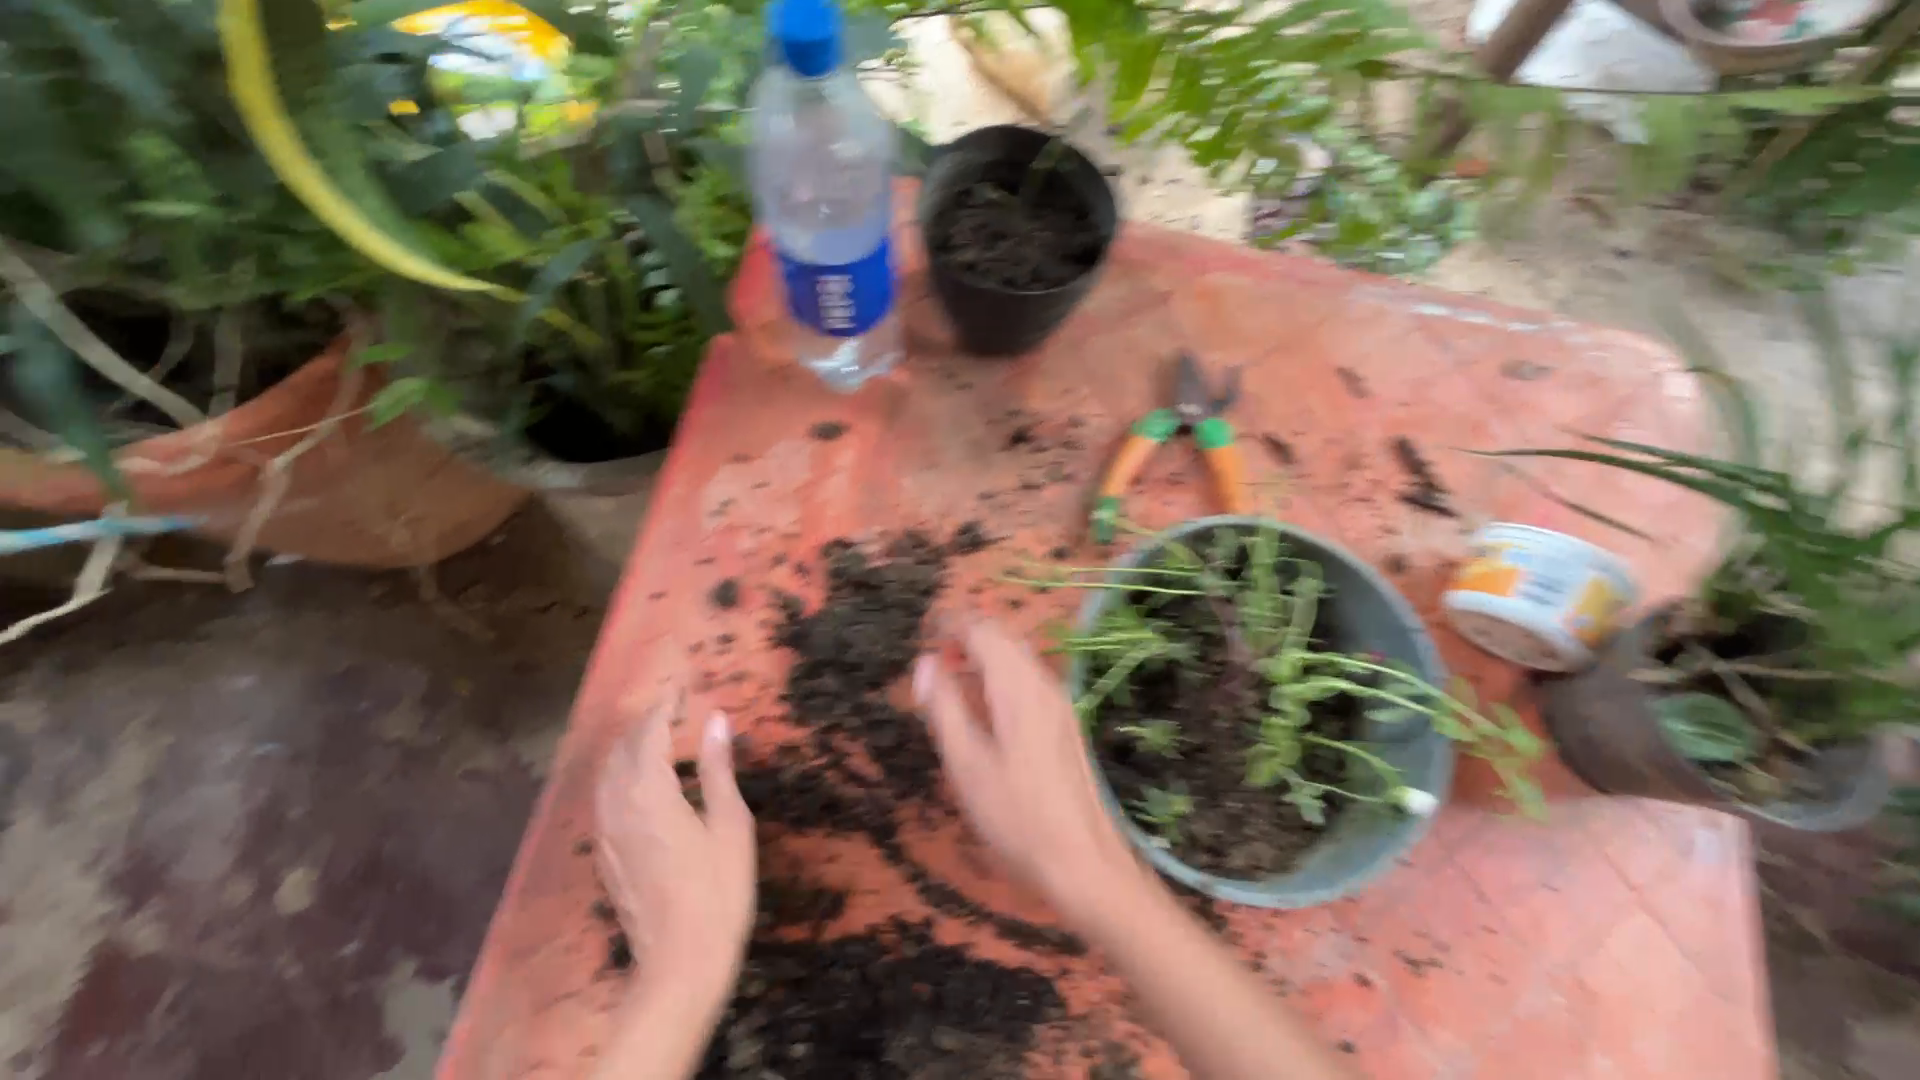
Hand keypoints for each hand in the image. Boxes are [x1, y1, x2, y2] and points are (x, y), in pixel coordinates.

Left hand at [595, 692, 755, 990]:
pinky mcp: (605, 855)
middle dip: (645, 721)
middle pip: (622, 749)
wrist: (679, 965)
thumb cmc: (718, 893)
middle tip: (673, 707)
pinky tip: (638, 781)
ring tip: (656, 735)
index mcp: (650, 794)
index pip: (649, 733)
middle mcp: (618, 806)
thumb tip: (716, 719)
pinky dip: (619, 774)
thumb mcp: (731, 826)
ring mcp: (606, 833)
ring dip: (628, 746)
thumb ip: (717, 769)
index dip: (664, 705)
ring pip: (607, 773)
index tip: (682, 687)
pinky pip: (604, 797)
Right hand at [912, 620, 1148, 927]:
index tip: (921, 633)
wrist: (1083, 860)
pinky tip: (983, 708)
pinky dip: (1000, 677)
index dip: (950, 623)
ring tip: (950, 680)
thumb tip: (925, 664)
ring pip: (1018, 658)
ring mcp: (1059, 704)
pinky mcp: (1064, 724)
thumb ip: (944, 708)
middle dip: (966, 636)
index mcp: (1018, 687)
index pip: (982, 630)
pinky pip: (1028, 680)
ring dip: (983, 656)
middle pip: (1003, 637)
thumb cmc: (1016, 816)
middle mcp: (1043, 684)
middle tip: (932, 655)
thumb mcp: (967, 764)